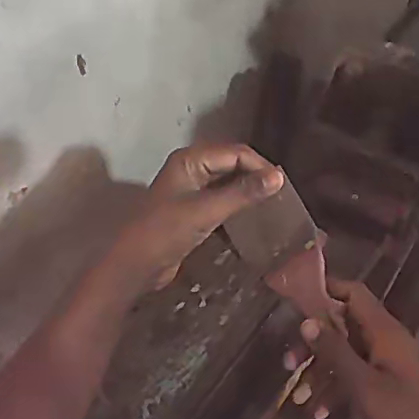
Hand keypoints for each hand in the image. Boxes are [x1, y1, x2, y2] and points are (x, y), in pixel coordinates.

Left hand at [101, 143, 282, 294]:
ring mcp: (190, 191)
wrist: (135, 265)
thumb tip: (278, 177)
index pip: (234, 153)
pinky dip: (236, 207)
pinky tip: (252, 219)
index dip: (259, 166)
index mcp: (190, 160)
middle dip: (255, 176)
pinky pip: (220, 202)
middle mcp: (190, 170)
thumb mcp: (205, 211)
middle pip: (232, 165)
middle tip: (281, 195)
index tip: (283, 185)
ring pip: (227, 184)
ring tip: (272, 206)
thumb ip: (242, 193)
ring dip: (247, 192)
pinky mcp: (191, 212)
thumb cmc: (165, 232)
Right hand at [290, 278, 418, 418]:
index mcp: (385, 332)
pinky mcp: (385, 386)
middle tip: (288, 363)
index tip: (294, 301)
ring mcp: (386, 365)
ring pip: (344, 355)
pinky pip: (353, 377)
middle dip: (313, 343)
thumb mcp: (362, 384)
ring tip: (298, 398)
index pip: (353, 294)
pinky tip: (319, 412)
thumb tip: (306, 320)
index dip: (325, 290)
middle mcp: (386, 342)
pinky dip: (334, 389)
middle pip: (342, 326)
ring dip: (319, 372)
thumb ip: (334, 350)